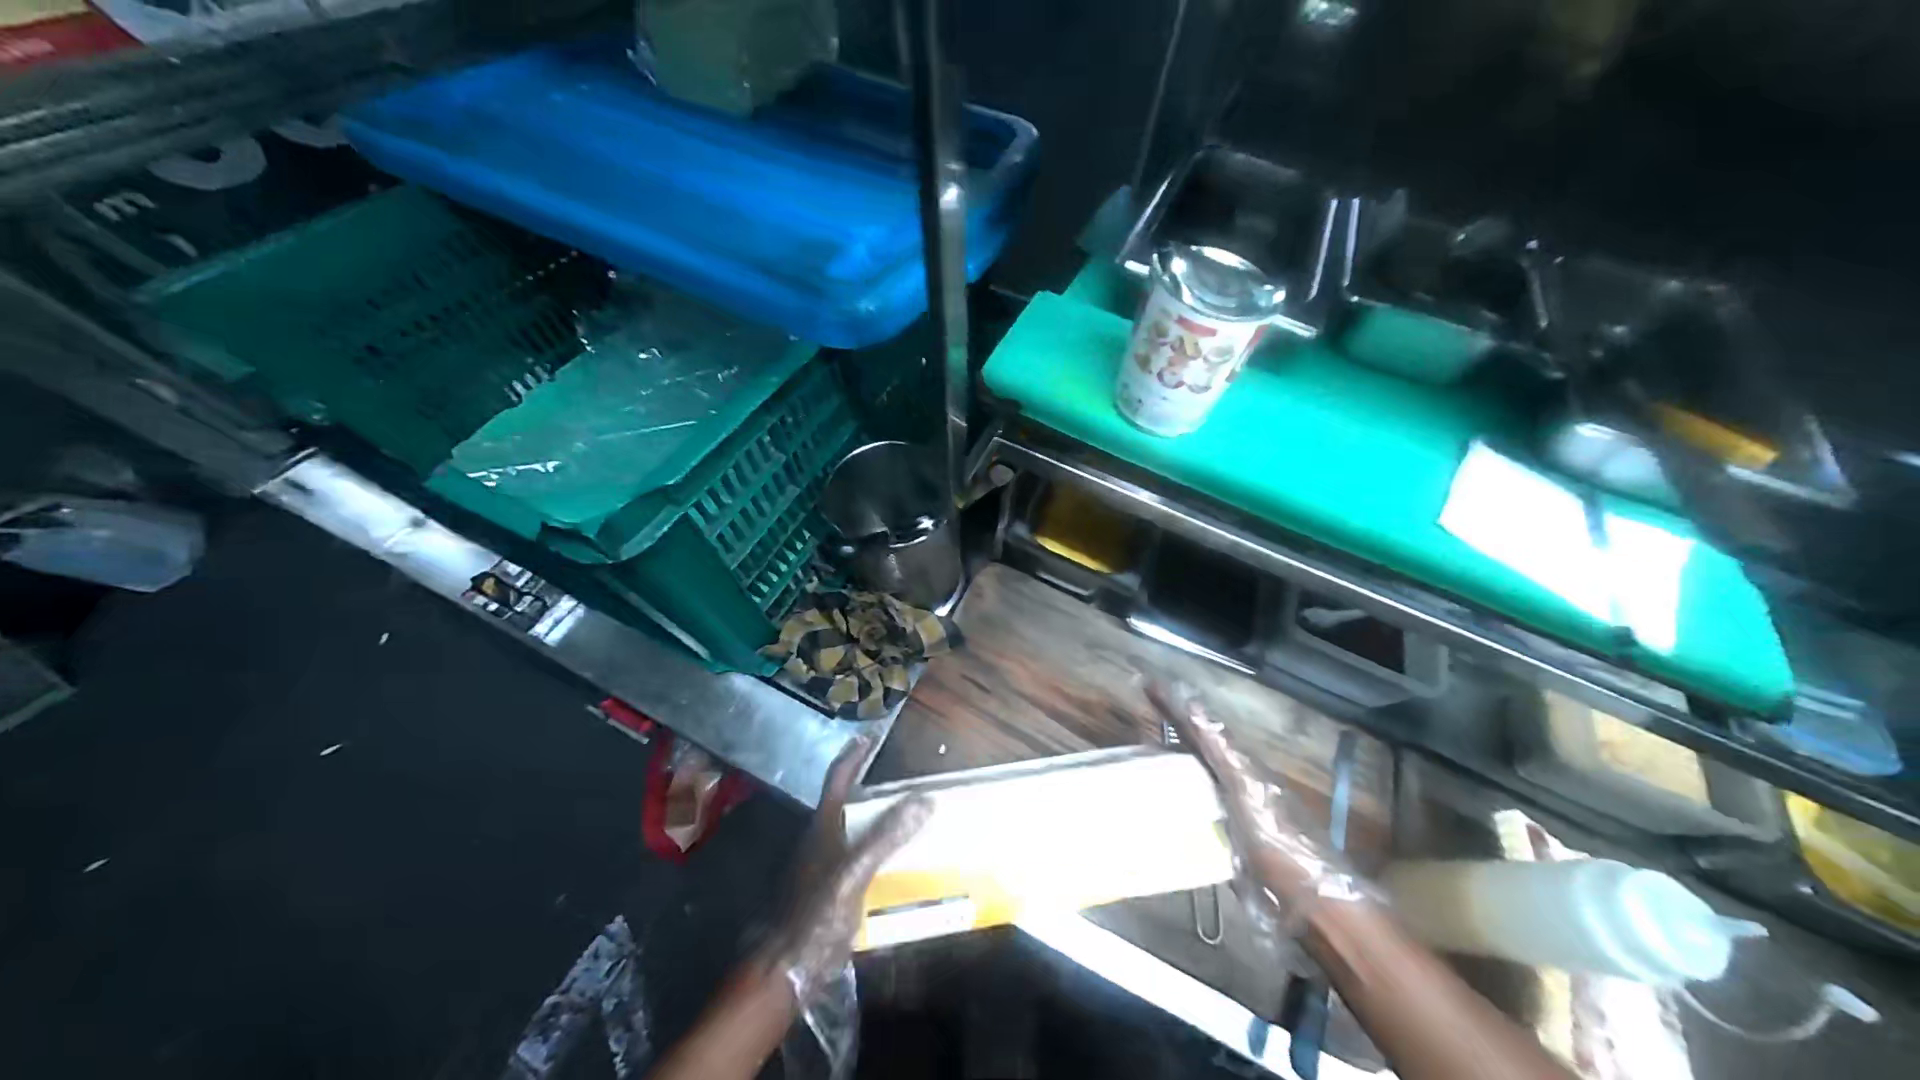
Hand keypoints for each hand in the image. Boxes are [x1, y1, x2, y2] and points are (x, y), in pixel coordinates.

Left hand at [759, 737, 931, 1000]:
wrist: (786, 968)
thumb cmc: (816, 914)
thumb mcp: (855, 871)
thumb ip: (886, 835)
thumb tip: (924, 798)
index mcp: (823, 826)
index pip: (838, 778)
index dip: (854, 755)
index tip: (870, 736)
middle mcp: (820, 840)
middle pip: (846, 803)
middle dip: (871, 788)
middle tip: (902, 781)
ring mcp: (822, 866)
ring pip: (852, 831)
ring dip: (876, 820)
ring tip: (907, 819)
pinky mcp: (829, 891)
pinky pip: (858, 858)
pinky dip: (878, 851)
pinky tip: (896, 863)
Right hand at [1147, 680, 1340, 912]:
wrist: (1311, 902)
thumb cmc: (1279, 842)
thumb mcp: (1248, 789)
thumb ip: (1223, 752)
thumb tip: (1195, 711)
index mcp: (1242, 765)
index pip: (1201, 726)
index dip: (1175, 705)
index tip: (1146, 685)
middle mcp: (1237, 781)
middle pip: (1198, 746)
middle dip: (1170, 726)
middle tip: (1139, 712)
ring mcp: (1232, 810)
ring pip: (1194, 774)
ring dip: (1169, 758)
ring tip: (1139, 751)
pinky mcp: (1227, 839)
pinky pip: (1193, 805)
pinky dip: (1172, 792)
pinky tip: (1158, 799)